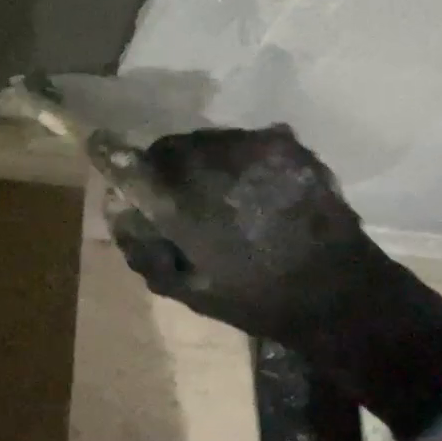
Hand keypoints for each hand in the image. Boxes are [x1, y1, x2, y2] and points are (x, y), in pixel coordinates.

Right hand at [92, 125, 441, 440]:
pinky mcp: (285, 144)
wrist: (343, 294)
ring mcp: (254, 149)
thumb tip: (116, 208)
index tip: (98, 145)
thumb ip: (146, 246)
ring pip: (207, 141)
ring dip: (201, 160)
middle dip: (166, 167)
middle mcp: (214, 166)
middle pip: (170, 148)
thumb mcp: (190, 286)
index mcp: (186, 207)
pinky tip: (251, 187)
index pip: (134, 167)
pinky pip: (243, 141)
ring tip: (221, 192)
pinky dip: (236, 158)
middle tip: (177, 195)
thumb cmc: (258, 299)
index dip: (111, 155)